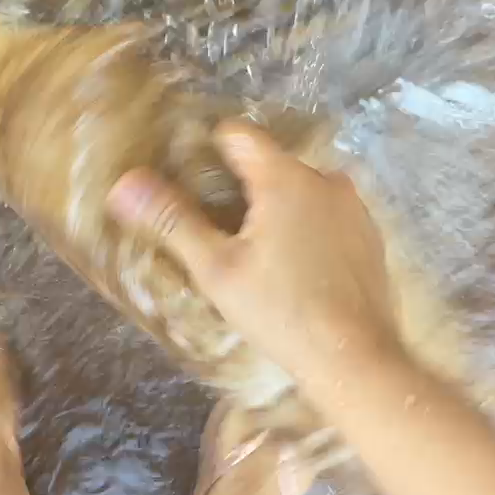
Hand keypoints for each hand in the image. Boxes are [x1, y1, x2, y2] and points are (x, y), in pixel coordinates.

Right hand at [106, 121, 402, 382]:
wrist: (357, 360)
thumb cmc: (280, 311)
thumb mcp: (215, 269)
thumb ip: (171, 220)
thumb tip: (124, 184)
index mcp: (284, 176)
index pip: (237, 133)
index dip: (208, 149)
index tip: (192, 180)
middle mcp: (323, 177)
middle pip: (268, 161)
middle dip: (240, 184)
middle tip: (218, 225)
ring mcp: (352, 205)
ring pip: (298, 186)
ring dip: (274, 205)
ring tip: (254, 248)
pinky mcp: (369, 233)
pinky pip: (324, 210)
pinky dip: (305, 223)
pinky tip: (294, 264)